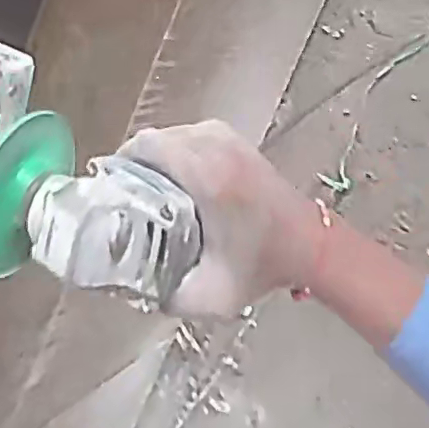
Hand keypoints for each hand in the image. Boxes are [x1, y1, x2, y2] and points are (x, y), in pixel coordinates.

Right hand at [118, 120, 327, 319]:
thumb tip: (130, 286)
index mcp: (207, 175)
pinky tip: (175, 177)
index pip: (146, 145)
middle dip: (137, 164)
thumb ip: (169, 294)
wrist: (312, 244)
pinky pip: (185, 133)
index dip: (123, 161)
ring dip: (154, 157)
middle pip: (152, 139)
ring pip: (168, 134)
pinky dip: (174, 150)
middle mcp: (213, 145)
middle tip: (131, 193)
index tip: (116, 186)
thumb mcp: (214, 294)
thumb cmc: (263, 266)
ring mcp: (223, 135)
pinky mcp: (230, 135)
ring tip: (151, 187)